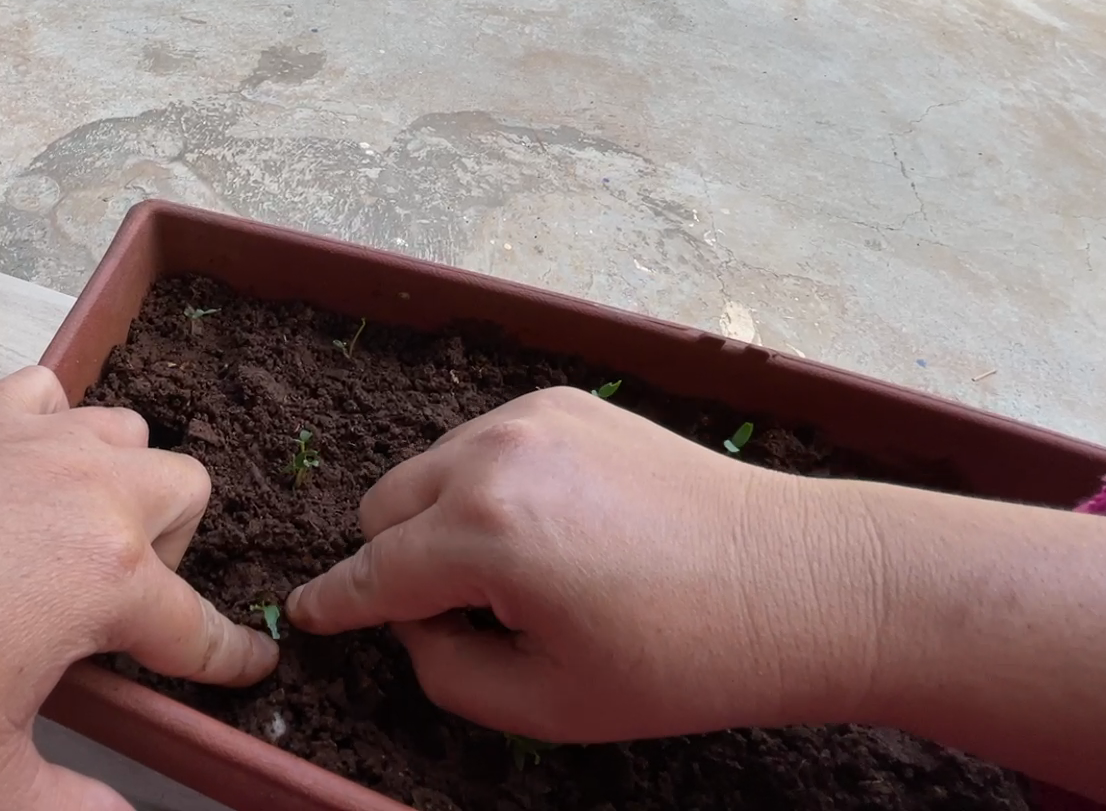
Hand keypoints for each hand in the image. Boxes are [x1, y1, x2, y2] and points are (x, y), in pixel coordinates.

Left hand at [0, 367, 276, 810]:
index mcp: (103, 574)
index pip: (197, 625)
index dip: (232, 654)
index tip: (256, 661)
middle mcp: (81, 488)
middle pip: (184, 488)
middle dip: (176, 550)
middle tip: (116, 612)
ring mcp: (20, 443)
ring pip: (122, 431)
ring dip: (121, 482)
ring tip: (71, 540)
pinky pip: (39, 395)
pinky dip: (49, 424)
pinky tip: (11, 473)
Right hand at [284, 387, 878, 743]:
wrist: (801, 576)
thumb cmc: (680, 658)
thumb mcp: (550, 705)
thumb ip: (447, 672)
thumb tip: (412, 623)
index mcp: (485, 533)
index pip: (375, 572)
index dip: (334, 600)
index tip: (305, 610)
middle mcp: (489, 454)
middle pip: (382, 506)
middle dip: (395, 559)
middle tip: (460, 606)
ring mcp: (523, 415)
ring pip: (427, 470)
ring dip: (439, 519)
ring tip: (518, 560)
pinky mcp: (554, 399)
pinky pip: (479, 444)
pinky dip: (485, 484)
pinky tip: (553, 516)